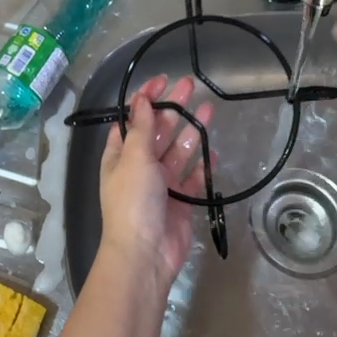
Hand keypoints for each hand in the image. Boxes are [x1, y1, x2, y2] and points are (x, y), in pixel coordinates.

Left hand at [98, 76, 212, 288]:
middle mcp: (140, 166)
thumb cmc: (133, 201)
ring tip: (210, 110)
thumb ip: (141, 128)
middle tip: (191, 86)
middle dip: (173, 108)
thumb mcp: (134, 158)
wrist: (145, 255)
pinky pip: (193, 178)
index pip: (133, 118)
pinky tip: (215, 150)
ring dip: (192, 130)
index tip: (162, 81)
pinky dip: (203, 165)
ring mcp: (161, 184)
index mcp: (121, 154)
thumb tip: (141, 99)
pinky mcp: (181, 202)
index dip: (146, 99)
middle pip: (158, 130)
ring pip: (178, 151)